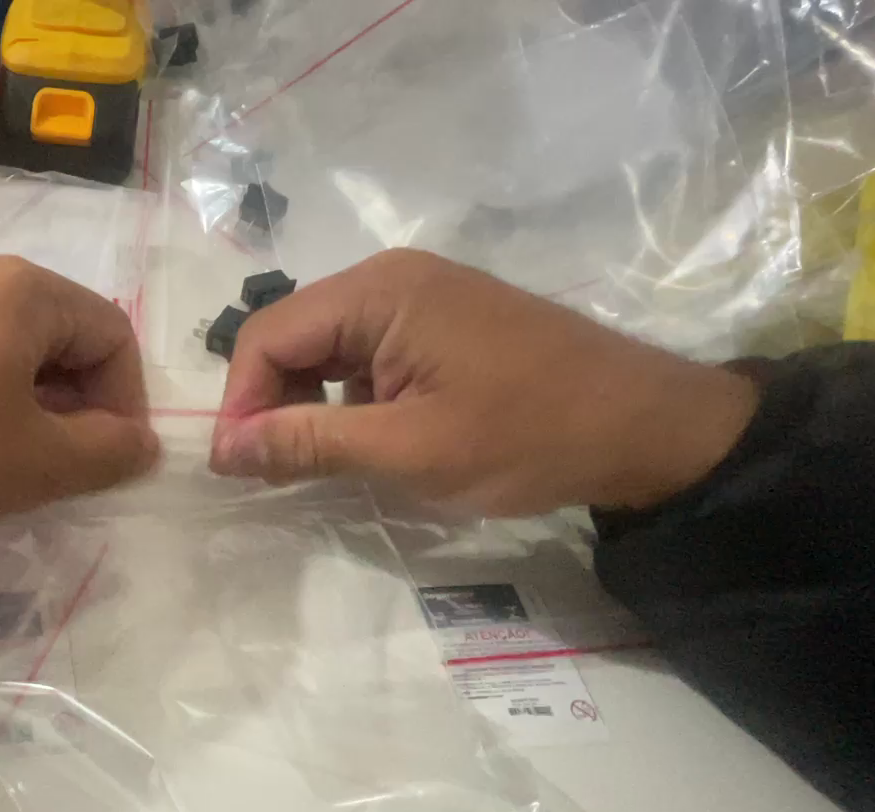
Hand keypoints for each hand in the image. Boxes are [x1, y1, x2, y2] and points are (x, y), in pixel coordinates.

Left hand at [0, 256, 159, 535]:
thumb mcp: (34, 466)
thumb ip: (108, 454)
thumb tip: (144, 442)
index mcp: (24, 290)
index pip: (113, 335)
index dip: (126, 404)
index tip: (105, 463)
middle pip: (57, 337)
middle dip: (72, 408)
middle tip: (52, 470)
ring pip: (2, 348)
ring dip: (21, 406)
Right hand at [210, 250, 760, 514]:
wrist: (652, 430)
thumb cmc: (529, 436)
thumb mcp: (407, 450)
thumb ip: (306, 444)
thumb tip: (221, 451)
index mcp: (378, 293)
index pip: (266, 336)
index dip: (239, 403)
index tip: (238, 467)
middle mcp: (387, 280)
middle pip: (286, 337)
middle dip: (265, 403)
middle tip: (270, 469)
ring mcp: (412, 300)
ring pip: (316, 349)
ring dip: (298, 404)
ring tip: (306, 460)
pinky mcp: (430, 325)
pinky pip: (353, 357)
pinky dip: (335, 399)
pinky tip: (350, 437)